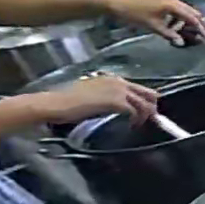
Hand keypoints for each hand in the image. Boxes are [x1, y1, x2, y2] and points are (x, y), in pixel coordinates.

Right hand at [35, 74, 159, 124]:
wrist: (53, 104)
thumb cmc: (65, 101)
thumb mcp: (91, 92)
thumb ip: (107, 94)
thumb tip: (120, 105)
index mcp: (112, 79)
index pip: (139, 88)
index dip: (145, 99)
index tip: (145, 109)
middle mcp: (118, 82)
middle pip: (149, 94)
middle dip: (152, 106)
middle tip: (150, 118)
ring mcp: (118, 91)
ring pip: (145, 104)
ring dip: (145, 115)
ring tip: (138, 123)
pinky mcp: (116, 102)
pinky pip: (135, 111)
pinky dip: (136, 119)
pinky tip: (131, 125)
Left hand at [102, 0, 204, 44]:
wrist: (117, 4)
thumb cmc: (136, 15)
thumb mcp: (153, 26)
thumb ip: (169, 34)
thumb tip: (181, 43)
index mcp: (174, 6)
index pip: (193, 19)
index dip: (201, 29)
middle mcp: (175, 1)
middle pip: (193, 13)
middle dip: (198, 24)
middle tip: (200, 35)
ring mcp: (169, 0)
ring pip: (186, 11)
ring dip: (188, 21)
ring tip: (186, 32)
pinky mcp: (164, 2)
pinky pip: (178, 10)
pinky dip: (180, 18)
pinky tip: (174, 26)